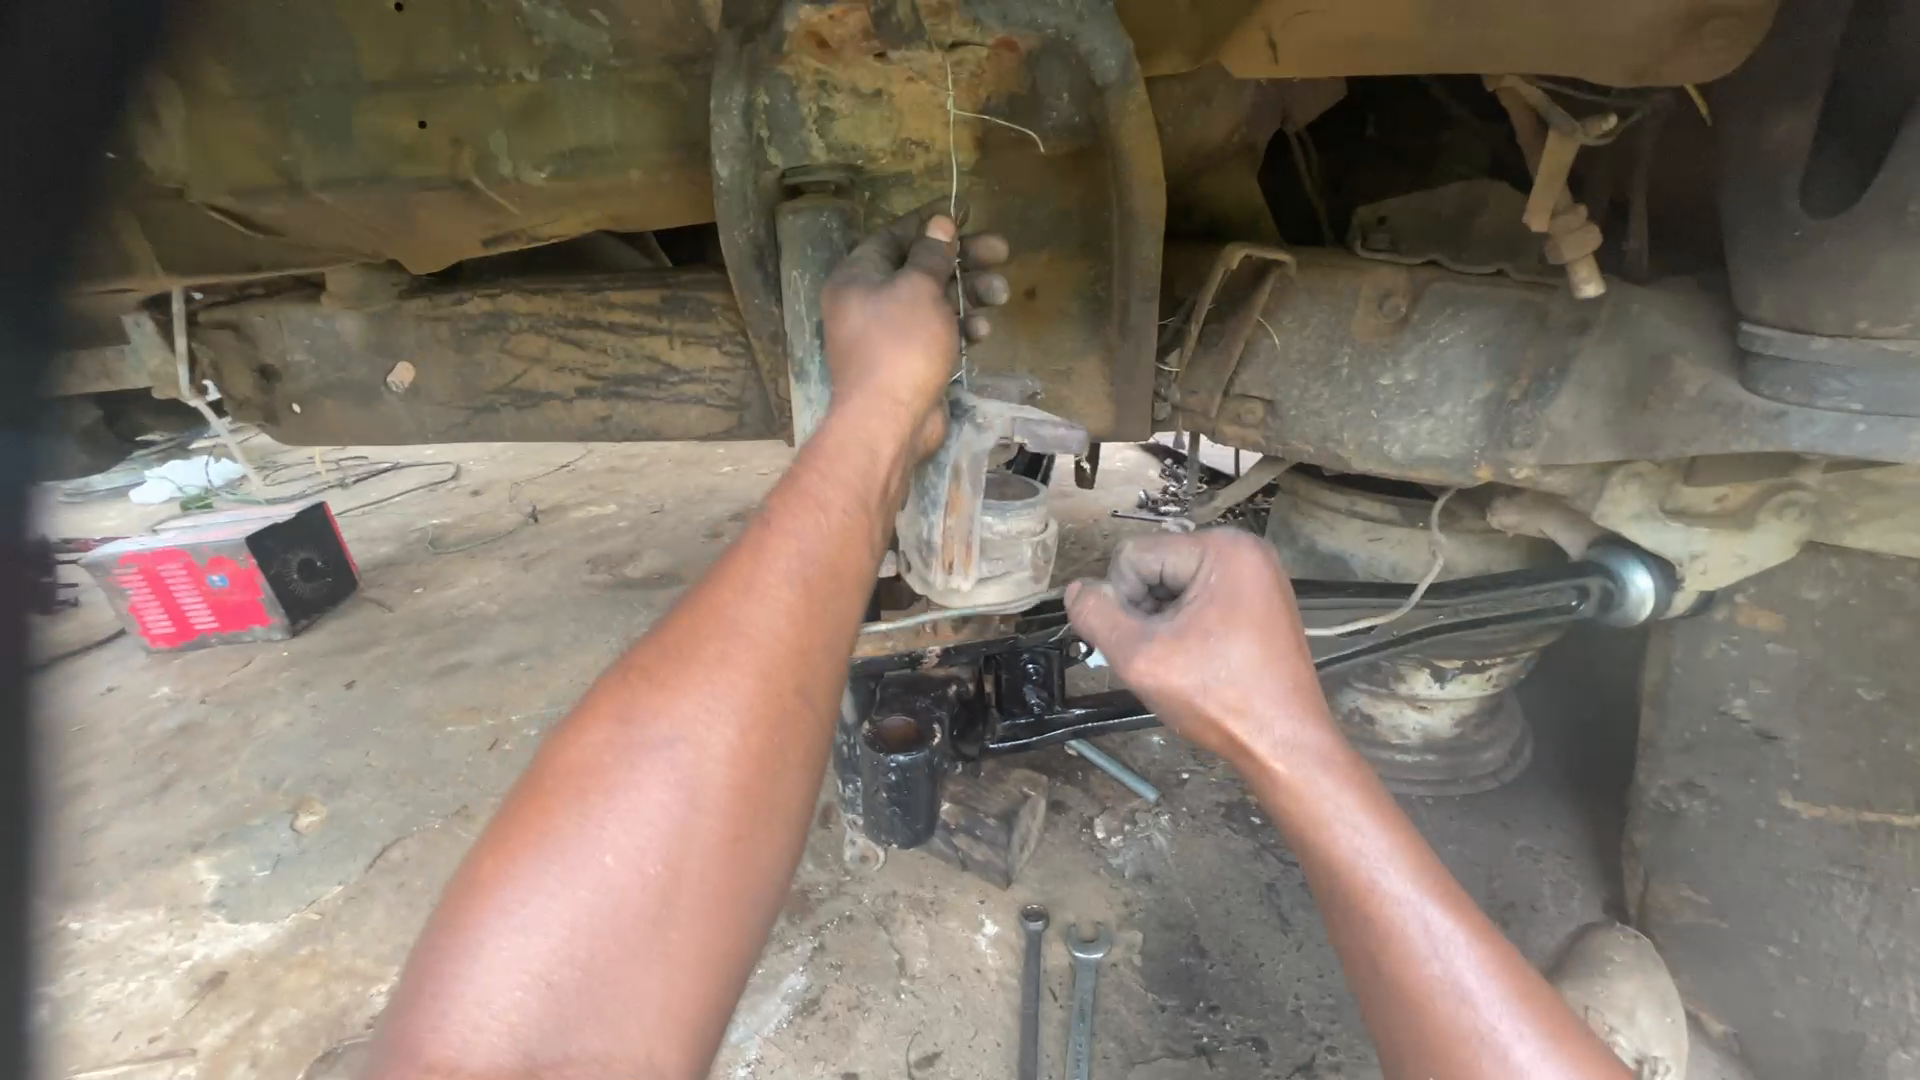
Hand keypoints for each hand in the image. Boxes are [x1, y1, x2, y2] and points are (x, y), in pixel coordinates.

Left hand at [821, 204, 1009, 457]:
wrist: (889, 423)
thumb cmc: (900, 346)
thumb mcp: (918, 289)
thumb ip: (931, 254)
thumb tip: (938, 224)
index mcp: (858, 276)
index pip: (895, 235)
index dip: (932, 223)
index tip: (968, 214)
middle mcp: (869, 302)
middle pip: (922, 269)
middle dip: (963, 261)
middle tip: (1001, 252)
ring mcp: (890, 336)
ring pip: (935, 303)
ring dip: (970, 294)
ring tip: (1001, 294)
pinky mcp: (911, 363)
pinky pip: (938, 335)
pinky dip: (960, 328)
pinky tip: (982, 331)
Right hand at [1065, 529, 1334, 768]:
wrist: (1284, 745)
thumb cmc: (1221, 700)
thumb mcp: (1138, 656)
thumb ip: (1095, 615)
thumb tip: (1075, 590)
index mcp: (1222, 549)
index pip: (1131, 557)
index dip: (1122, 603)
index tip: (1145, 644)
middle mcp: (1243, 549)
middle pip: (1153, 567)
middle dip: (1144, 612)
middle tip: (1163, 657)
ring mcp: (1255, 574)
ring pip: (1172, 585)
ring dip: (1162, 621)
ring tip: (1181, 661)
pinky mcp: (1257, 599)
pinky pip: (1198, 597)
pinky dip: (1185, 625)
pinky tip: (1196, 659)